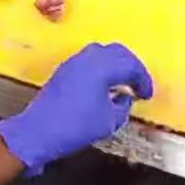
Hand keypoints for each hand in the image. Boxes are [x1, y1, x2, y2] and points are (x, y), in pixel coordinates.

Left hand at [0, 42, 151, 174]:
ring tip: (123, 84)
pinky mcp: (63, 70)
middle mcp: (88, 58)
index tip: (147, 95)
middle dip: (131, 67)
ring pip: (102, 53)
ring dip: (115, 65)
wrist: (37, 132)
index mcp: (102, 67)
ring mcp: (73, 62)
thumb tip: (125, 97)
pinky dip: (101, 68)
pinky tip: (104, 86)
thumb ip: (123, 106)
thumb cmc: (76, 127)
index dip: (143, 80)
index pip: (131, 66)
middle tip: (138, 85)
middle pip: (117, 52)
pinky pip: (89, 61)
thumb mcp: (109, 121)